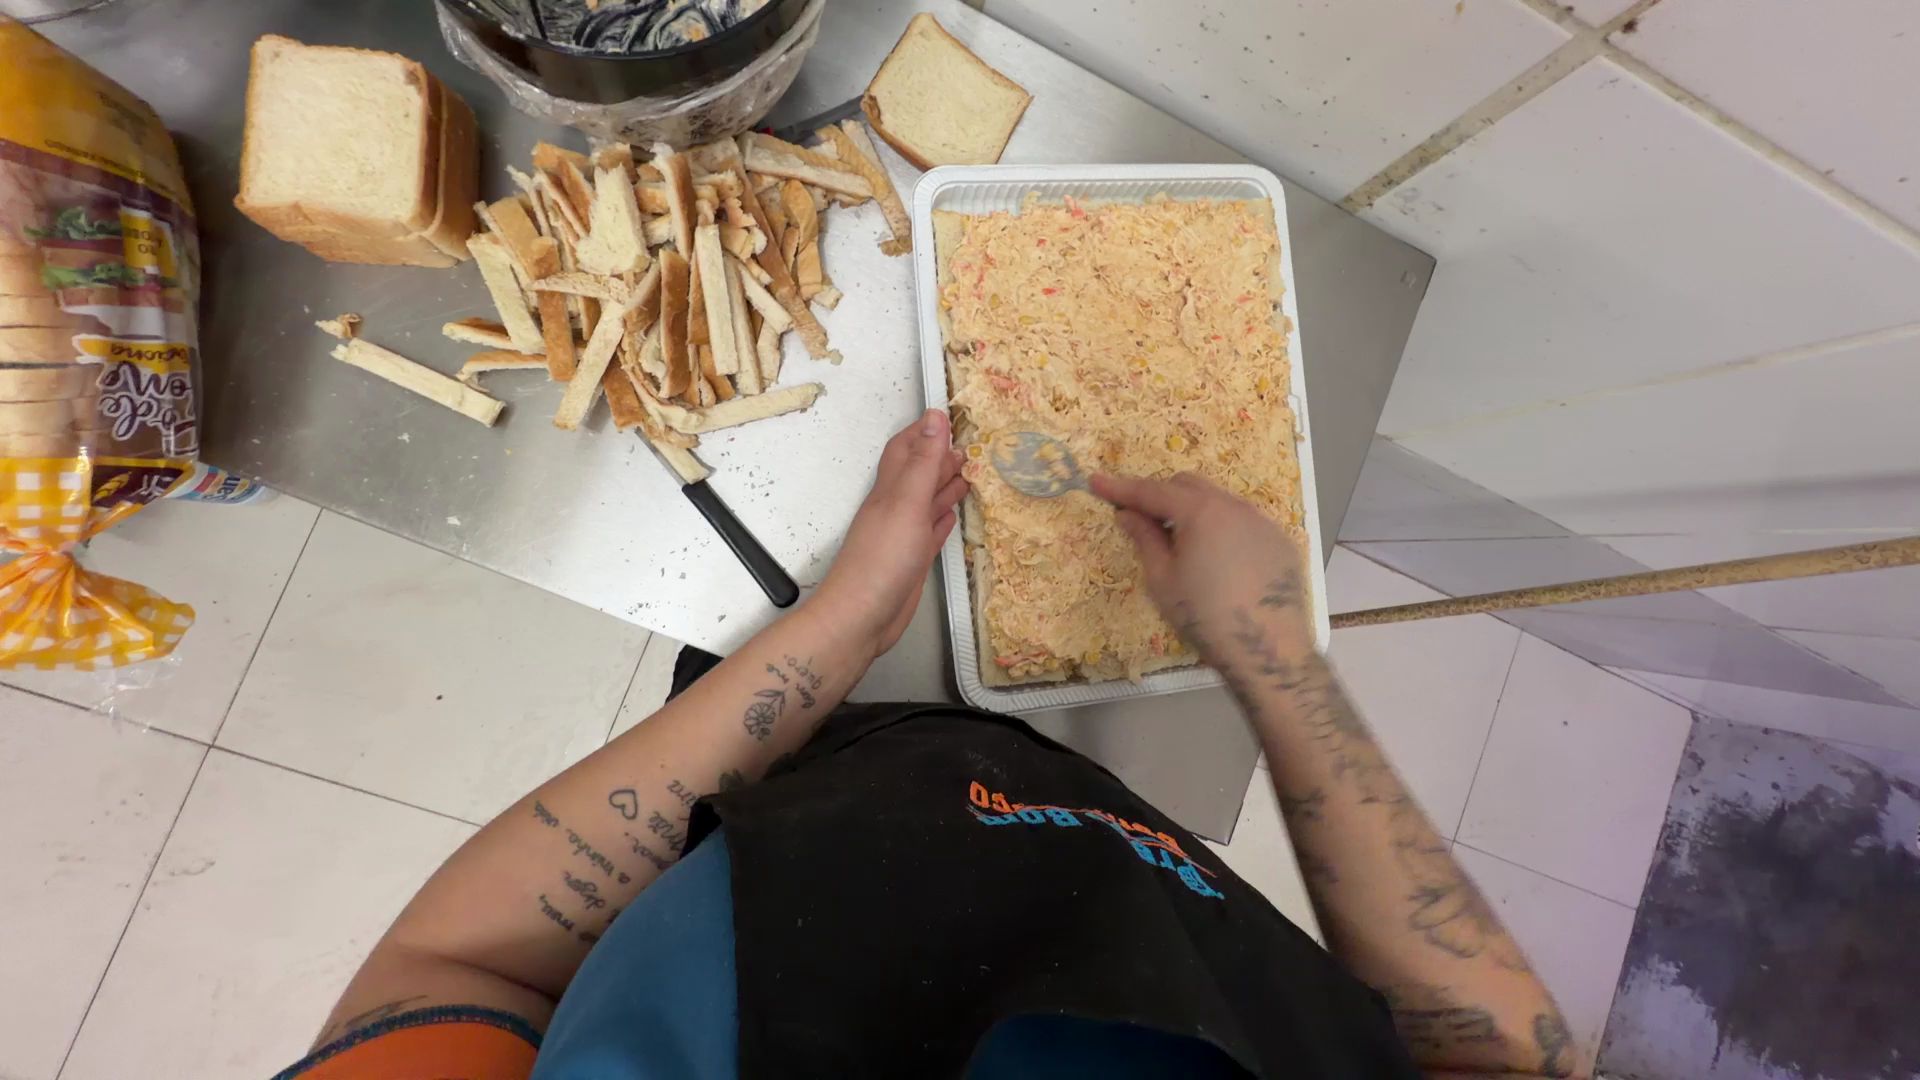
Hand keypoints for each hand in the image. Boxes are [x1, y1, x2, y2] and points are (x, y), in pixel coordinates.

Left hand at [815, 409, 968, 655]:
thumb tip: (934, 417)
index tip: (950, 417)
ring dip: (945, 486)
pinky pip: (929, 533)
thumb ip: (923, 462)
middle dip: (941, 457)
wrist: (861, 617)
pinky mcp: (911, 561)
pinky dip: (941, 521)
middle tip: (970, 447)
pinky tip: (951, 517)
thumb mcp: (906, 502)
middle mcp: (896, 508)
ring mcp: (903, 536)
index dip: (925, 432)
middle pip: (918, 474)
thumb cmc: (882, 560)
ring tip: (969, 474)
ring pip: (926, 502)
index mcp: (891, 490)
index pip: (906, 449)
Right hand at [1091, 472, 1315, 667]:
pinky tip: (1216, 558)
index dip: (1120, 488)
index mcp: (1200, 512)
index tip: (1095, 482)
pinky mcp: (1280, 540)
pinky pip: (1242, 520)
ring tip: (1179, 541)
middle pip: (1187, 485)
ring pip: (1218, 499)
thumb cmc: (1204, 616)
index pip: (1152, 491)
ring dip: (1191, 509)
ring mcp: (1262, 521)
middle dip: (1159, 495)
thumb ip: (1144, 539)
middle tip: (1139, 519)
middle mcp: (1234, 506)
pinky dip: (1220, 527)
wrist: (1268, 650)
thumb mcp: (1162, 579)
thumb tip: (1127, 514)